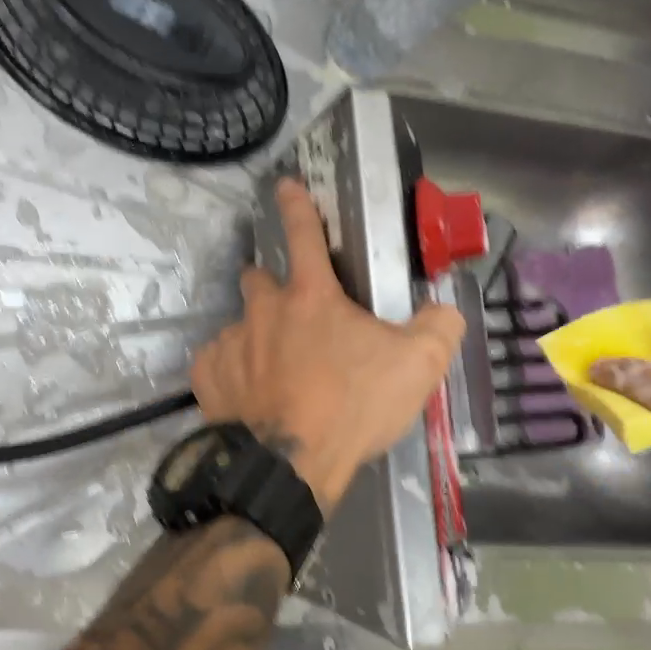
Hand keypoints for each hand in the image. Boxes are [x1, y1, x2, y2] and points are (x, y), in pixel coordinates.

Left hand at [191, 179, 464, 513]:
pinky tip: (247, 393)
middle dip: (270, 284)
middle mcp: (263, 310)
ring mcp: (230, 343)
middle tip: (288, 311)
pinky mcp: (208, 378)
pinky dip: (231, 371)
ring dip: (255, 337)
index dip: (298, 206)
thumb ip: (437, 327)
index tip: (287, 187)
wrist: (290, 463)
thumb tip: (442, 309)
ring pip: (239, 325)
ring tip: (273, 371)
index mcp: (311, 296)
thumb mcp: (417, 365)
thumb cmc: (352, 407)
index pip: (304, 234)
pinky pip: (217, 362)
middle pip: (258, 278)